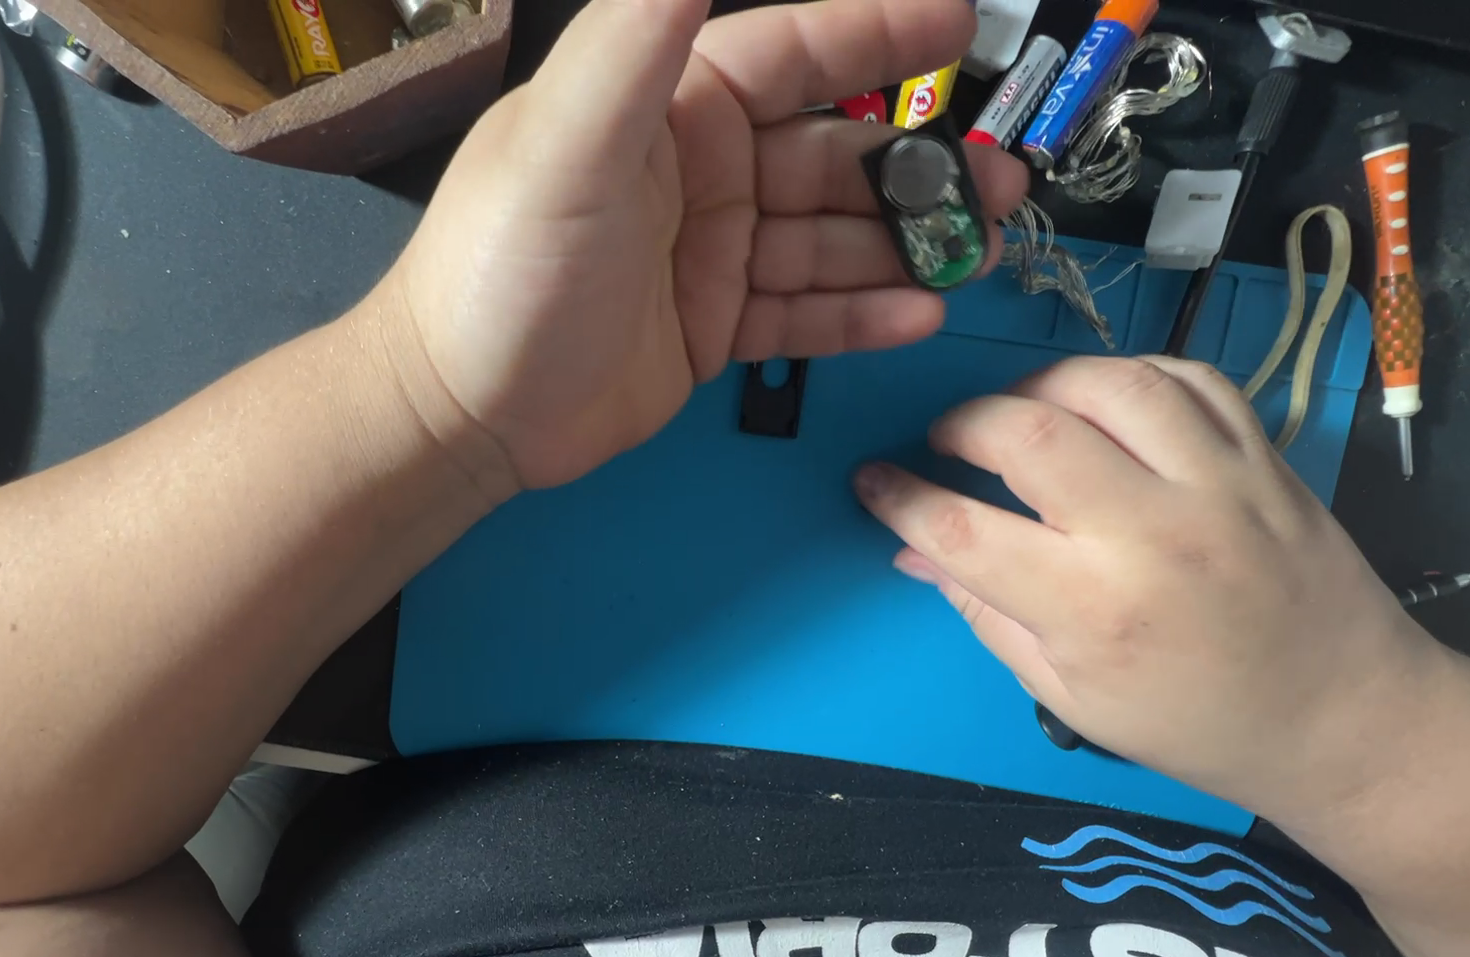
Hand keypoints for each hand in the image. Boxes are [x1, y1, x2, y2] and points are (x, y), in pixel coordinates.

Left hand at [372, 0, 1027, 492]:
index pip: (793, 51)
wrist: (470, 406)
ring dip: (901, 245)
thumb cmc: (507, 270)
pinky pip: (800, 316)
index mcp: (672, 111)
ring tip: (976, 252)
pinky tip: (914, 314)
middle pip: (830, 157)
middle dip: (914, 169)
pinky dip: (856, 316)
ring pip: (826, 241)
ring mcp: (709, 259)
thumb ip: (639, 35)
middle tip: (999, 188)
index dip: (877, 36)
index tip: (961, 30)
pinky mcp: (711, 331)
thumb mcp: (567, 141)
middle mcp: (700, 178)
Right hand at [855, 355, 1447, 809]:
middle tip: (944, 442)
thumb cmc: (1186, 722)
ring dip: (1036, 386)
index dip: (897, 498)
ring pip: (1106, 385)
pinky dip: (1122, 377)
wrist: (1348, 721)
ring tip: (1015, 412)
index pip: (958, 530)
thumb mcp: (1060, 688)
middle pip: (1025, 434)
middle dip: (959, 424)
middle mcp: (1150, 534)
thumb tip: (911, 551)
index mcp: (1089, 608)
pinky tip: (1095, 403)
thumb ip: (978, 608)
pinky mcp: (1265, 459)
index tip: (870, 481)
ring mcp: (1219, 485)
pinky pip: (1185, 378)